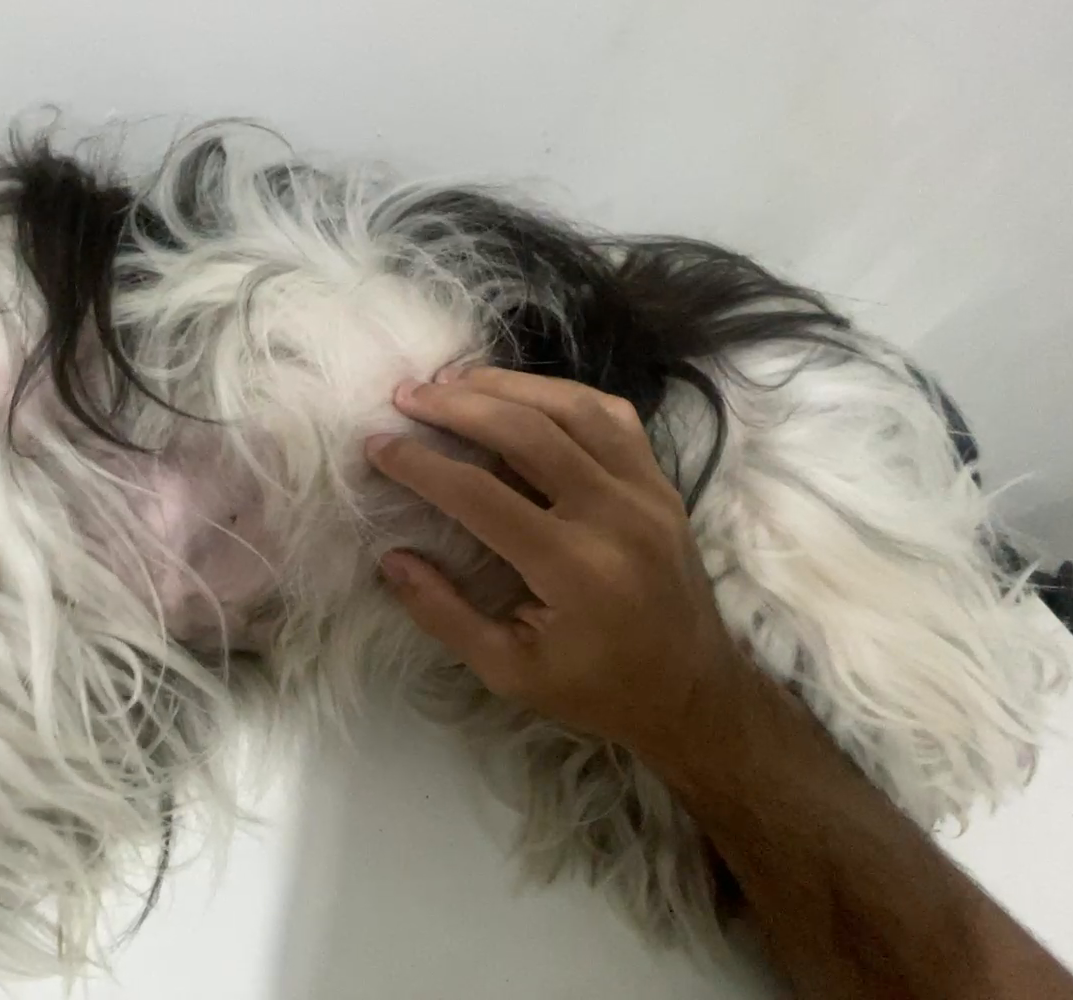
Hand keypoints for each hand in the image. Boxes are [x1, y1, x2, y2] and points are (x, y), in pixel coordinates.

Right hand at [365, 367, 737, 760]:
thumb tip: (391, 558)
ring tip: (453, 380)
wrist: (694, 693)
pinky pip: (611, 416)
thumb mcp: (506, 671)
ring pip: (572, 408)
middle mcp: (614, 515)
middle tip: (407, 395)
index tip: (378, 445)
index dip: (421, 464)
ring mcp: (647, 491)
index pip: (479, 494)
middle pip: (526, 432)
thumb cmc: (594, 689)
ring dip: (506, 386)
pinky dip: (562, 395)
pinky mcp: (661, 482)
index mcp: (573, 568)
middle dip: (457, 406)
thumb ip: (443, 613)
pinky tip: (523, 395)